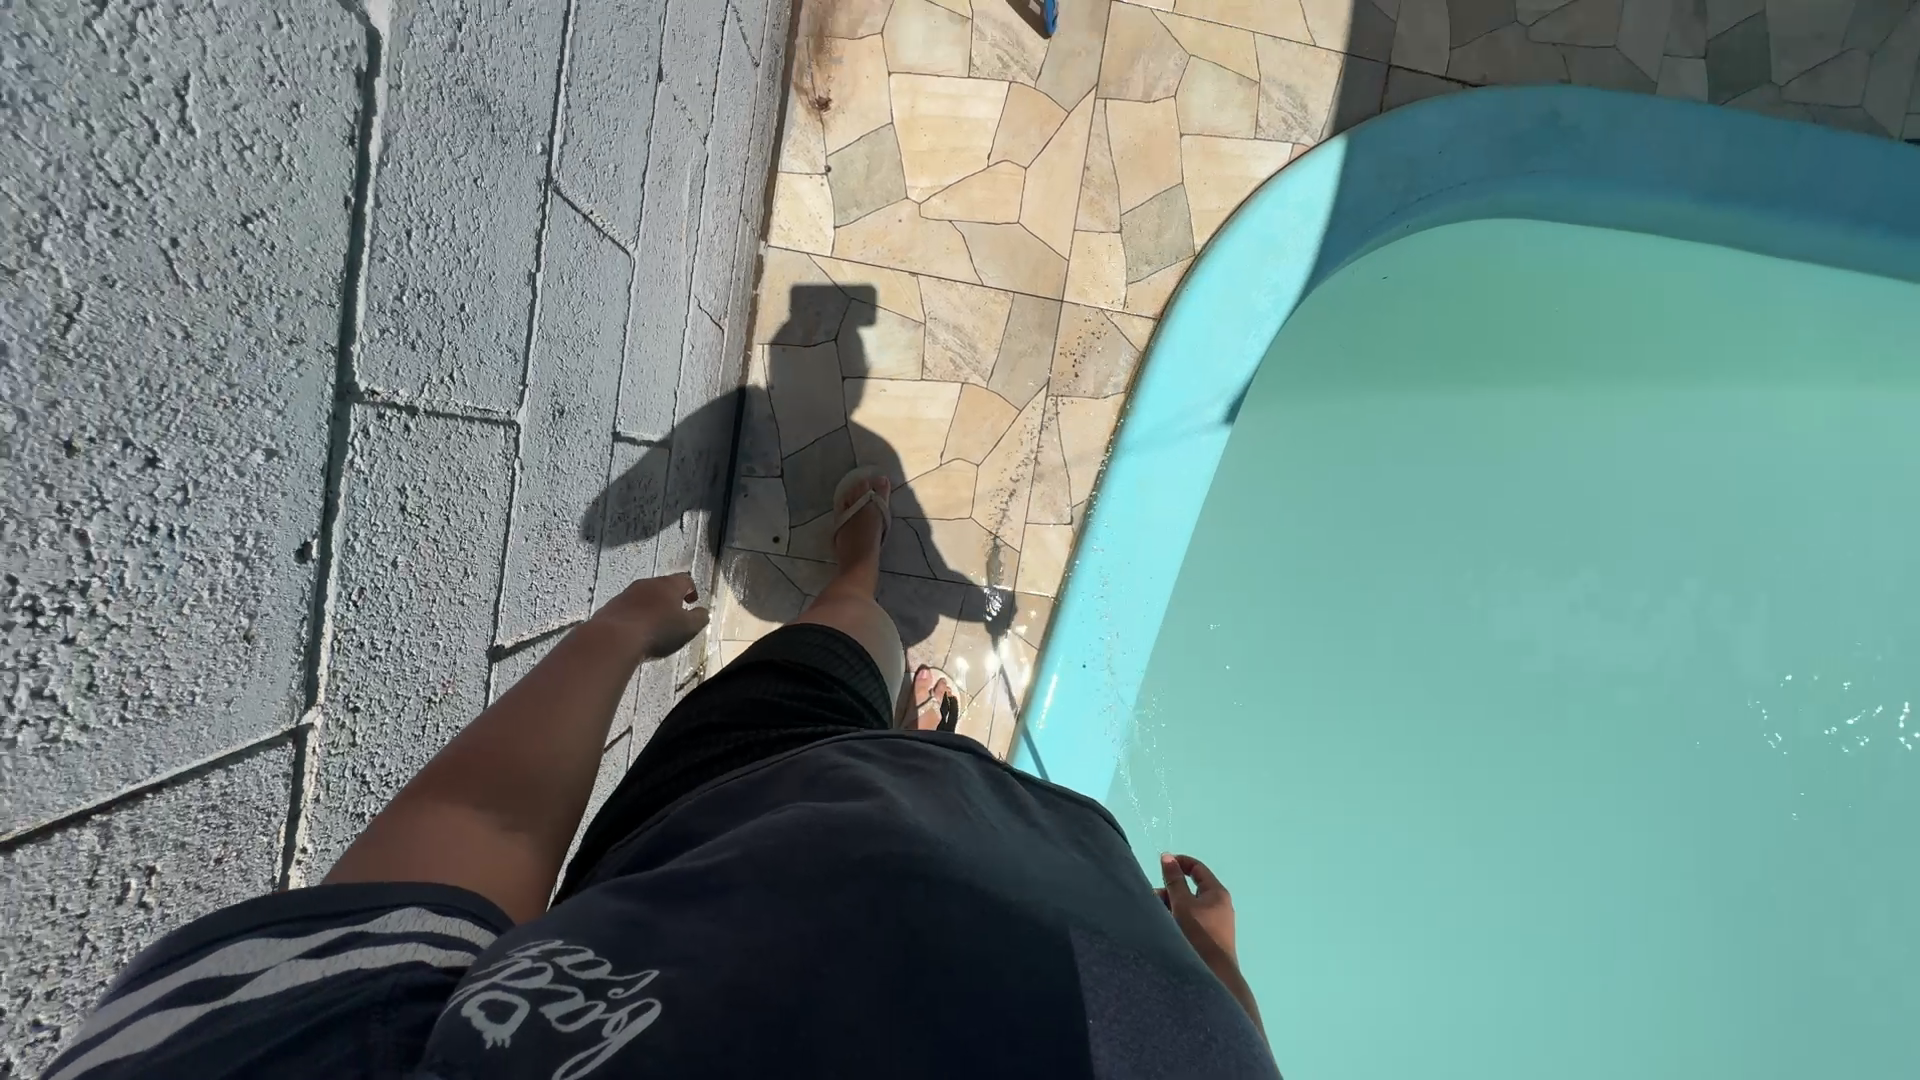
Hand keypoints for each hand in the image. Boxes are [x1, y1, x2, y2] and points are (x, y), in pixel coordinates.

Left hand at [590, 573, 710, 659]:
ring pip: (643, 597)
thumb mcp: (688, 628)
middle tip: (675, 613)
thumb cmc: (657, 631)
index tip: (692, 601)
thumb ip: (699, 618)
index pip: (685, 579)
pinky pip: (627, 609)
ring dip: (651, 607)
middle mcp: (647, 584)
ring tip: (655, 625)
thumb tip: (703, 612)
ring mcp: (625, 595)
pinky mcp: (610, 608)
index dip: (691, 589)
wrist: (614, 639)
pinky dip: (635, 617)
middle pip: (662, 586)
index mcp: (669, 585)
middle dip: (670, 598)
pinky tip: (636, 632)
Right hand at [1159, 853, 1266, 1040]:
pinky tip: (1165, 928)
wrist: (1215, 977)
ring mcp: (1215, 923)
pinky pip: (1190, 921)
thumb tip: (1167, 856)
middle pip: (1190, 888)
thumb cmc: (1199, 934)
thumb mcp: (1182, 903)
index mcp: (1216, 893)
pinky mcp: (1209, 938)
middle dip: (1169, 890)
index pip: (1197, 868)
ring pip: (1188, 906)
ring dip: (1171, 906)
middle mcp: (1218, 905)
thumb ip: (1174, 880)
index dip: (1179, 863)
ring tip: (1156, 916)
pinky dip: (1177, 919)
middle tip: (1153, 898)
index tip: (1160, 865)